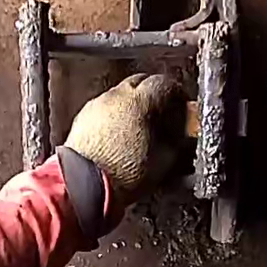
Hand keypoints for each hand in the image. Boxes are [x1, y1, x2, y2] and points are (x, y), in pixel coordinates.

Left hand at [64, 73, 186, 201]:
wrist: (83, 185)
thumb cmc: (120, 174)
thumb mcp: (163, 162)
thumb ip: (177, 143)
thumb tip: (182, 139)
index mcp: (139, 101)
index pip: (164, 83)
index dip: (177, 92)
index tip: (181, 103)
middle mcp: (115, 97)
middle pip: (139, 82)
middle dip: (153, 93)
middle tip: (162, 111)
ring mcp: (96, 106)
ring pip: (119, 94)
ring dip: (132, 104)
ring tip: (140, 125)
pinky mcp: (83, 118)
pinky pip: (103, 109)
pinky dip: (114, 116)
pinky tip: (119, 135)